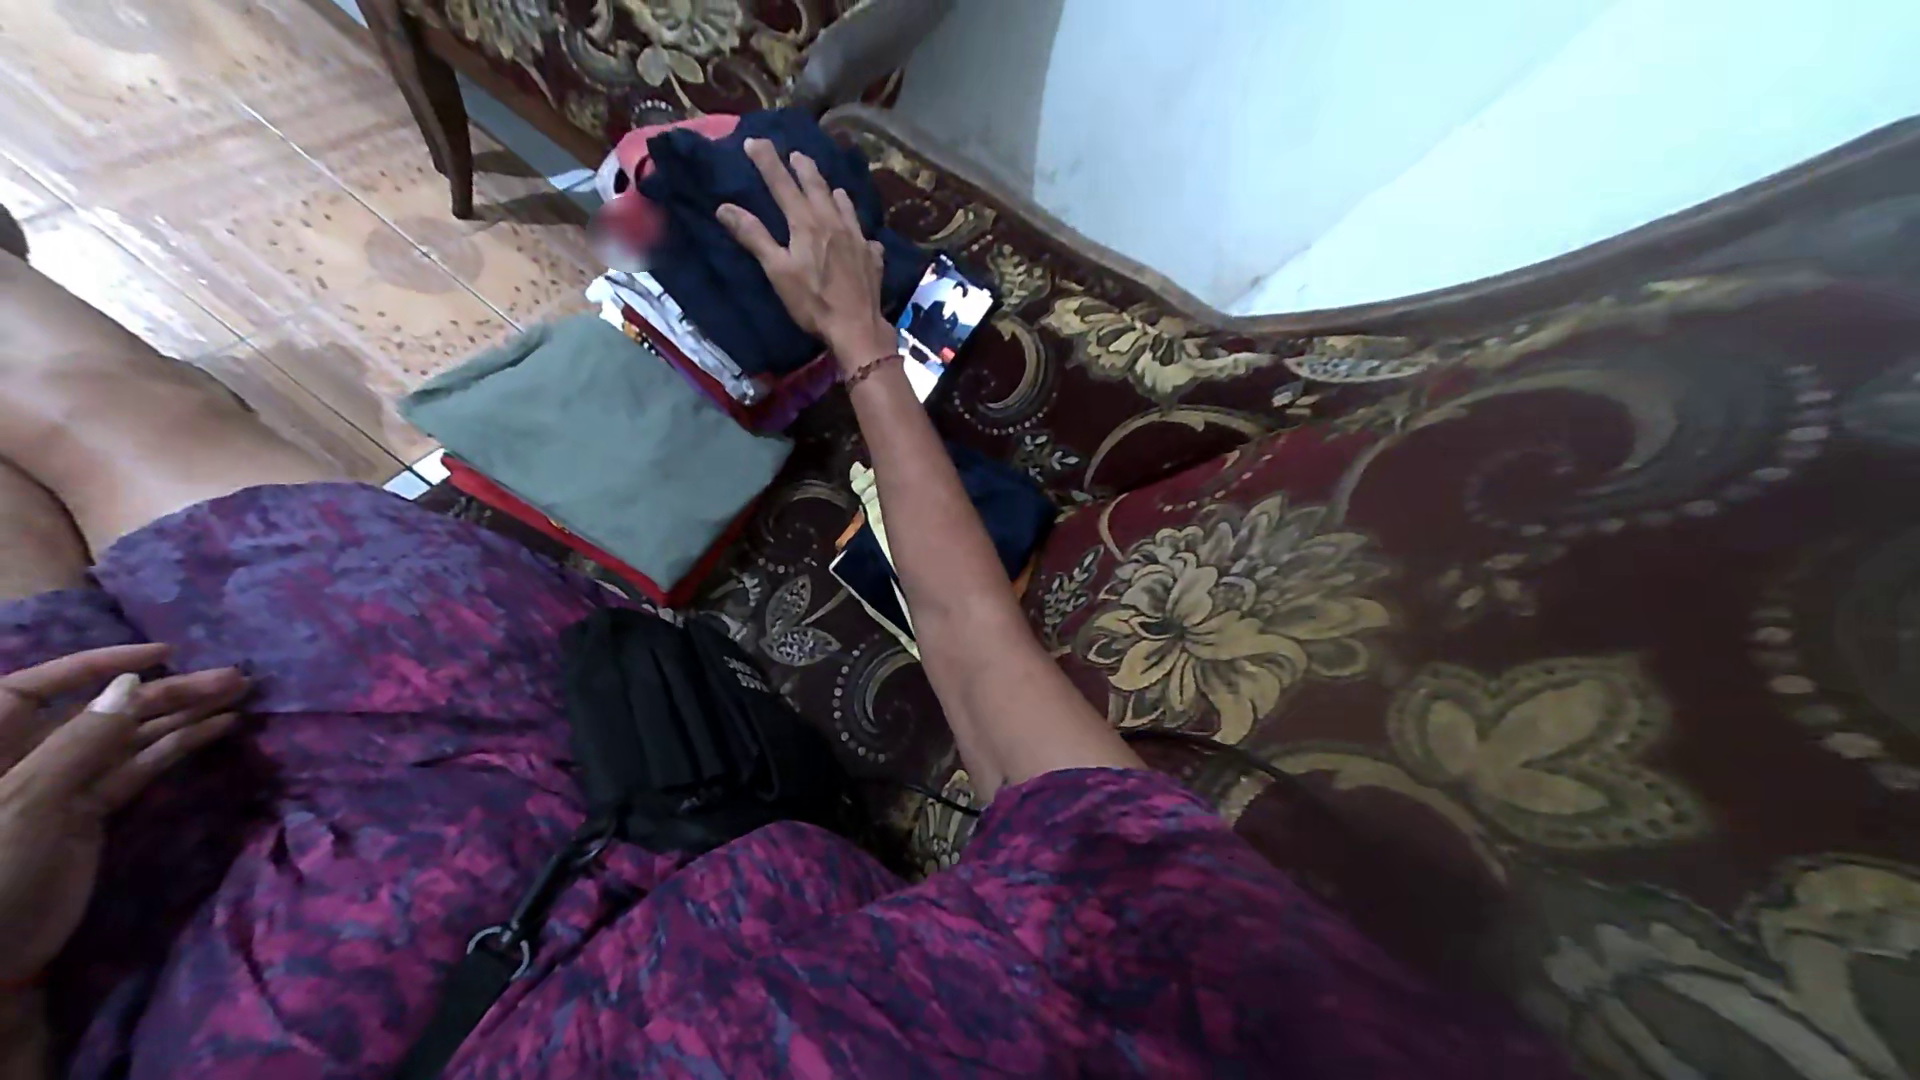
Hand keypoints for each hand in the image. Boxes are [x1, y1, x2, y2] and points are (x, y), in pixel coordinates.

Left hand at [0, 644, 244, 981]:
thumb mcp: (25, 804)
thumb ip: (80, 742)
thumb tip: (130, 681)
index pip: (28, 690)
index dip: (94, 665)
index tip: (164, 653)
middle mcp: (16, 762)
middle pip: (95, 712)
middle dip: (164, 691)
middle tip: (233, 676)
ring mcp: (52, 788)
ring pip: (126, 737)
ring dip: (184, 714)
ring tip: (242, 694)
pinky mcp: (84, 811)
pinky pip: (137, 767)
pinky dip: (179, 745)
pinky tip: (222, 727)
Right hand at [716, 139, 896, 369]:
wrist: (857, 328)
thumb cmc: (813, 303)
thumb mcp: (778, 272)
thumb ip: (754, 237)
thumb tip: (725, 207)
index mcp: (807, 223)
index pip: (782, 183)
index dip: (767, 161)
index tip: (754, 141)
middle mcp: (834, 223)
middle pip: (817, 187)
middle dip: (803, 168)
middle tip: (796, 154)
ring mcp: (858, 239)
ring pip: (845, 206)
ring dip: (834, 192)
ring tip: (830, 187)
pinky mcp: (873, 258)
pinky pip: (866, 235)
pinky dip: (859, 228)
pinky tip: (861, 235)